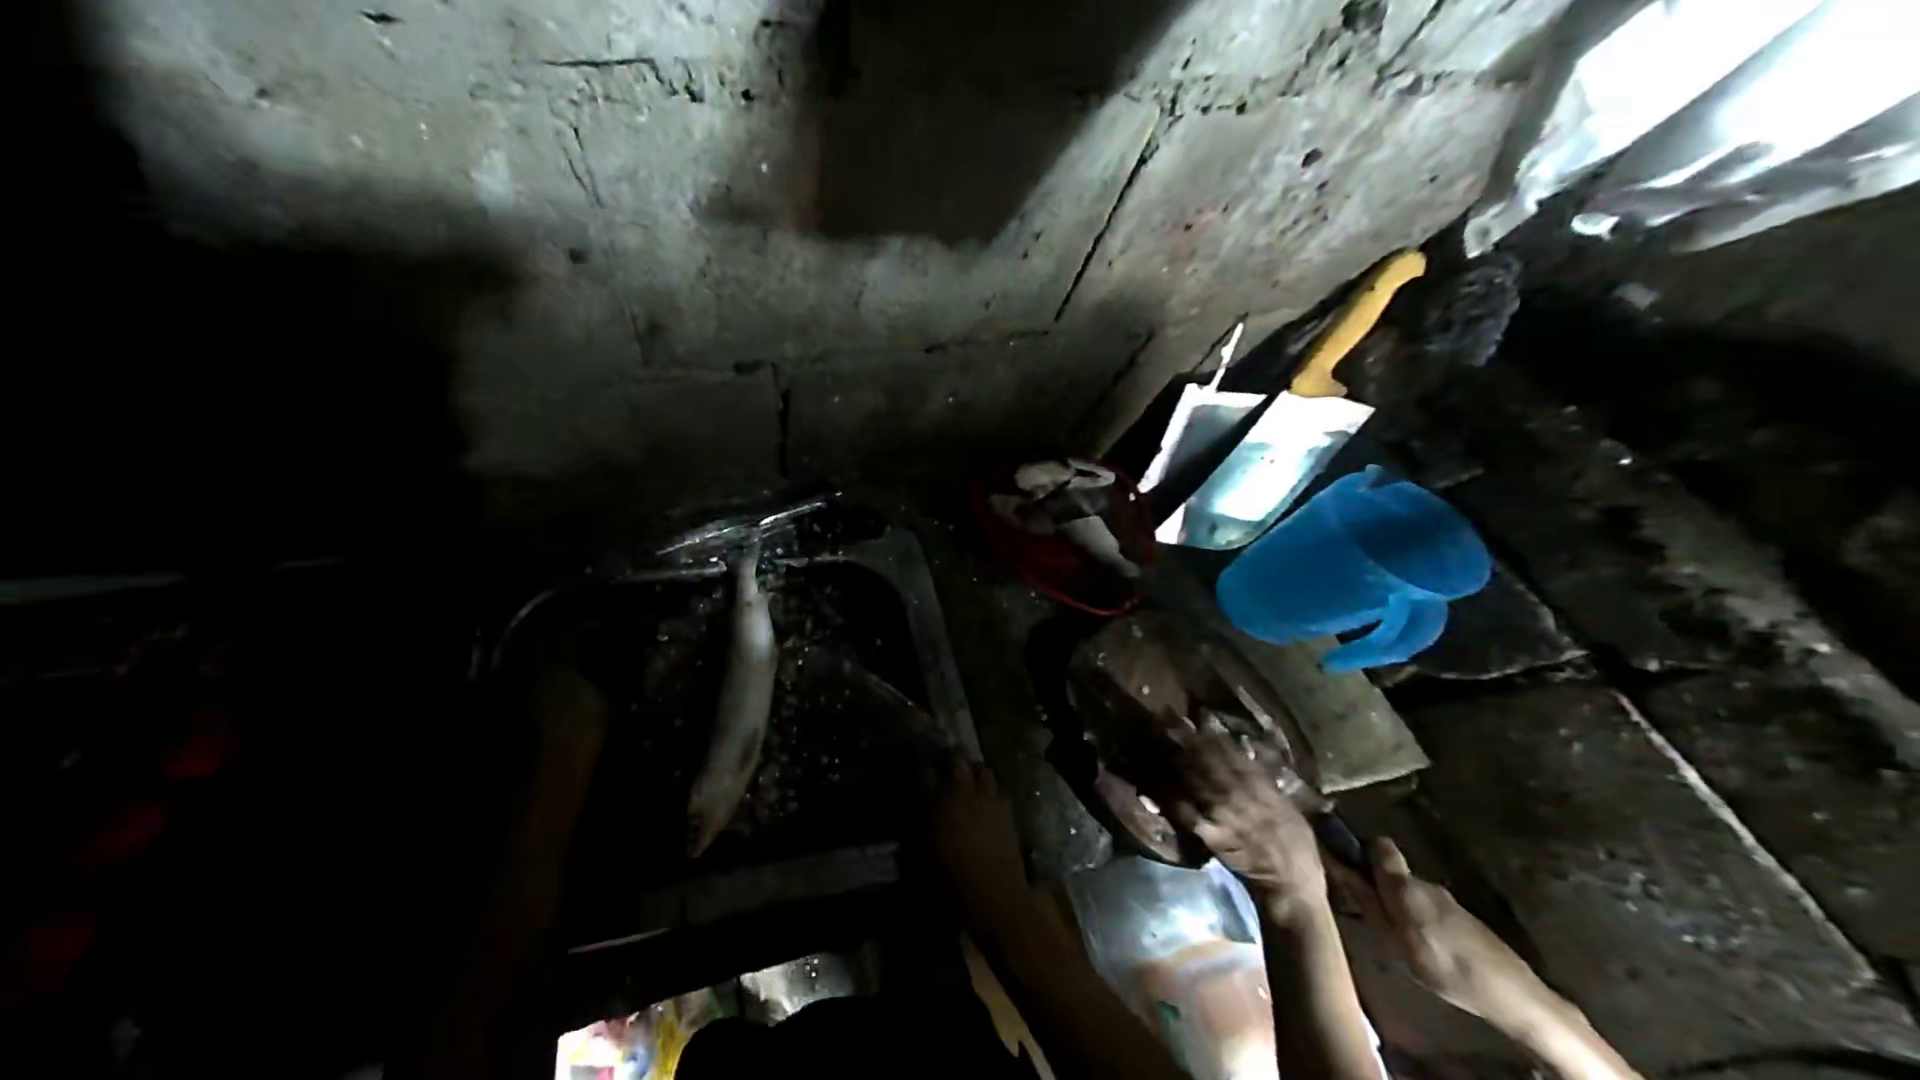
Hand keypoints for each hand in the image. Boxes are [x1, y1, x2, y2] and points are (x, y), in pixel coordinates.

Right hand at [929, 758, 1029, 923]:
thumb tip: (921, 818)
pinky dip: (992, 789)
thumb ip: (922, 832)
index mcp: (939, 805)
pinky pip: (999, 789)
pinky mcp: (1007, 810)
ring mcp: (988, 799)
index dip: (926, 769)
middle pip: (958, 760)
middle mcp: (964, 795)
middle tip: (949, 761)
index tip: (925, 768)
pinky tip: (989, 799)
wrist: (995, 896)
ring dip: (975, 770)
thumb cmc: (953, 883)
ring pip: (982, 769)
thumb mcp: (927, 860)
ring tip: (971, 777)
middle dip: (953, 757)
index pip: (928, 774)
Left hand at [1170, 731, 1325, 907]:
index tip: (1201, 717)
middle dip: (1192, 740)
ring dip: (1182, 759)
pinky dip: (1174, 799)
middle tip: (1171, 718)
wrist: (1293, 886)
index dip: (1217, 737)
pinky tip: (1157, 785)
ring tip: (1165, 739)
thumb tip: (1252, 755)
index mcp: (1265, 789)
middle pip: (1214, 763)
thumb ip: (1270, 783)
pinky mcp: (1214, 836)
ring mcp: (1227, 815)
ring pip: (1200, 780)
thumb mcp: (1290, 808)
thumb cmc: (1297, 848)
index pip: (1237, 757)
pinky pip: (1189, 814)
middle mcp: (1244, 796)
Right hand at [1336, 837, 1551, 1032]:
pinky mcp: (1463, 917)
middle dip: (1377, 883)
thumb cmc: (1444, 966)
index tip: (1346, 860)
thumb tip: (1341, 867)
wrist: (1513, 994)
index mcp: (1403, 885)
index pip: (1379, 845)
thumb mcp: (1395, 940)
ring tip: (1396, 935)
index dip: (1361, 848)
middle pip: (1392, 871)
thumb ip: (1368, 903)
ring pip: (1410, 892)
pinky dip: (1419, 918)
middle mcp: (1424, 883)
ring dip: (1399, 905)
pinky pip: (1427, 907)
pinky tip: (1422, 944)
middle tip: (1369, 911)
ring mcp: (1446, 899)